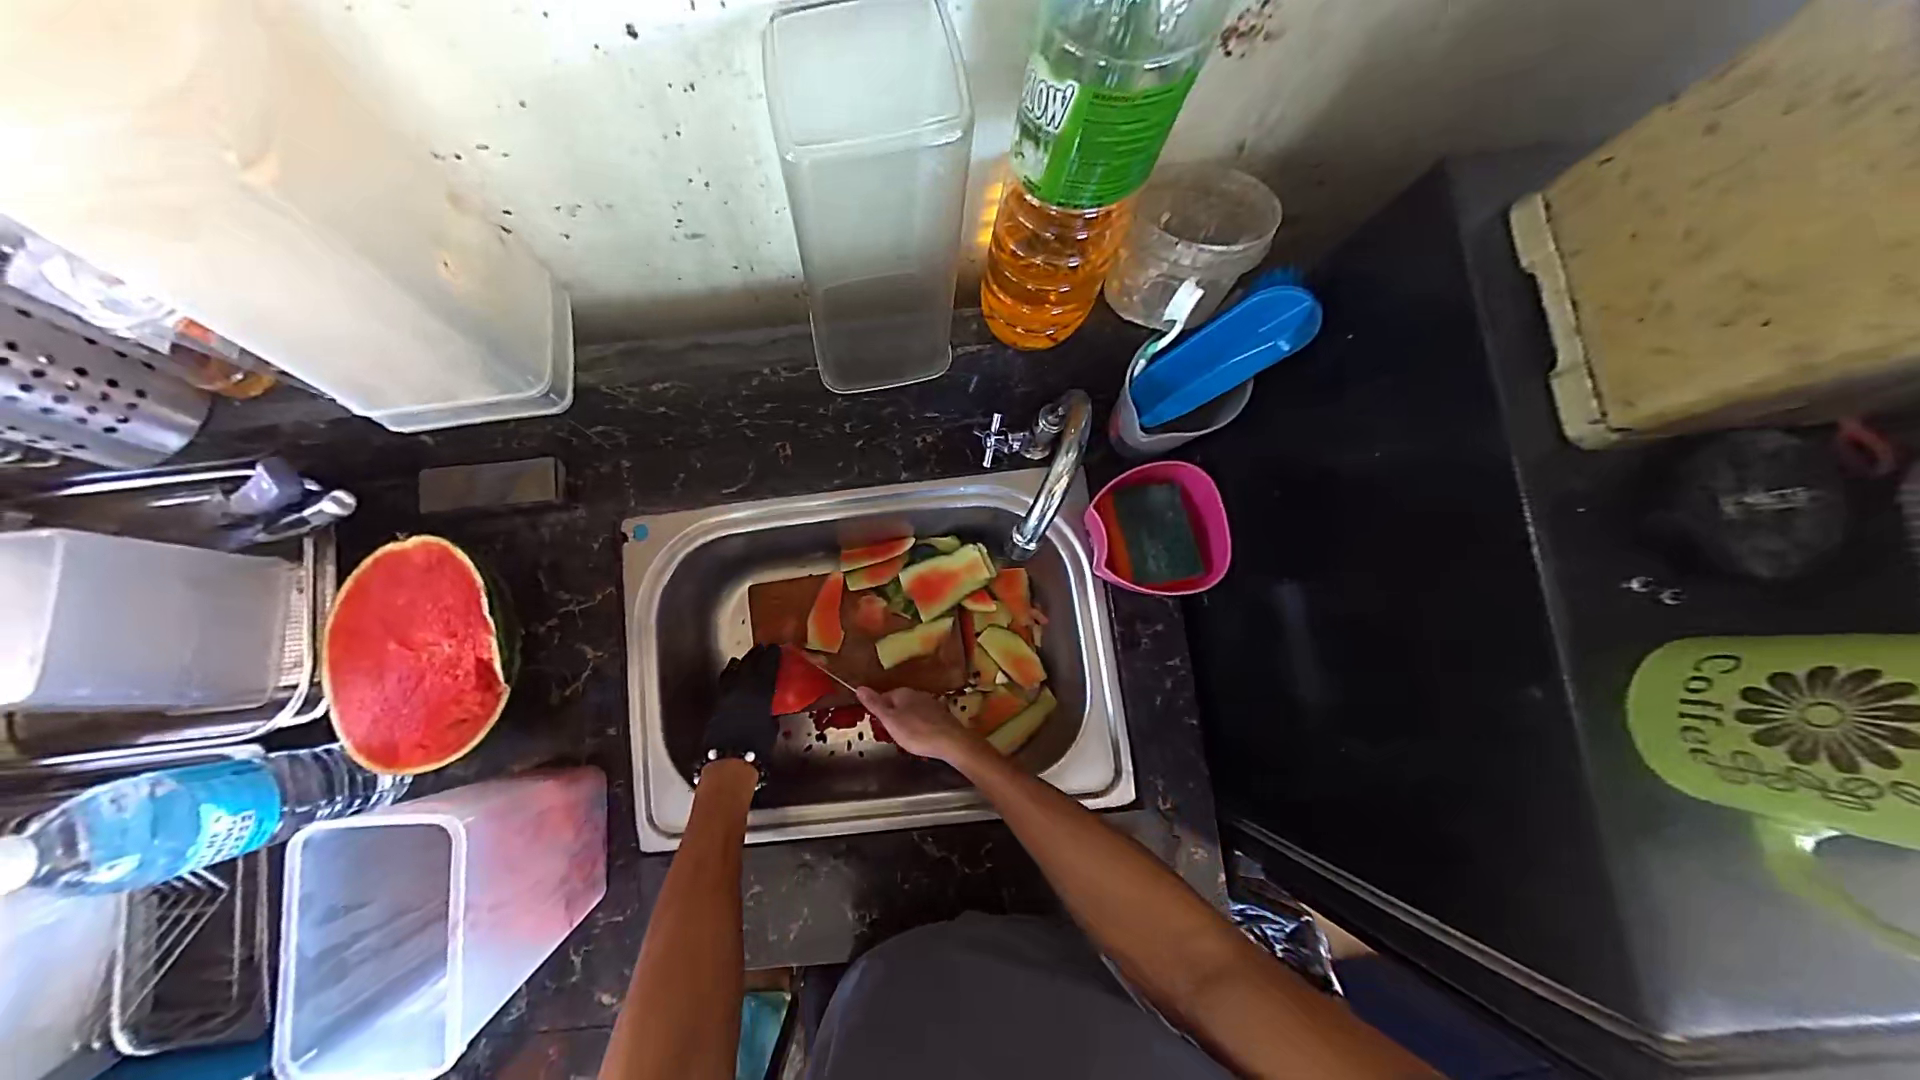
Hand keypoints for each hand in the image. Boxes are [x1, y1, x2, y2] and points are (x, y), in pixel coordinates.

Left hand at [701, 644, 782, 768]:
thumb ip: (770, 714)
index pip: (767, 669)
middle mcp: (742, 690)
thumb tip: (771, 710)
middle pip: (749, 667)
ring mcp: (727, 697)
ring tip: (742, 659)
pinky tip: (730, 676)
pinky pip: (725, 684)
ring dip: (740, 664)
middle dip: (755, 656)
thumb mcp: (771, 727)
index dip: (771, 657)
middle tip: (761, 648)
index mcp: (760, 693)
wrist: (729, 759)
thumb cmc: (757, 747)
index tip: (775, 647)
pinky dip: (729, 677)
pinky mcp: (717, 706)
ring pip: (733, 674)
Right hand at [855, 687, 980, 763]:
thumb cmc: (916, 732)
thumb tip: (859, 687)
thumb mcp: (890, 720)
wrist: (950, 741)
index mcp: (903, 693)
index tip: (877, 726)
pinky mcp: (941, 715)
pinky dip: (919, 726)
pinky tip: (920, 737)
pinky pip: (924, 718)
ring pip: (912, 711)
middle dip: (893, 717)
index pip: (884, 696)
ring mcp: (931, 703)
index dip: (879, 711)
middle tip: (889, 734)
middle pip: (898, 703)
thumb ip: (875, 704)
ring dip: (906, 722)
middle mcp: (917, 694)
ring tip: (904, 738)